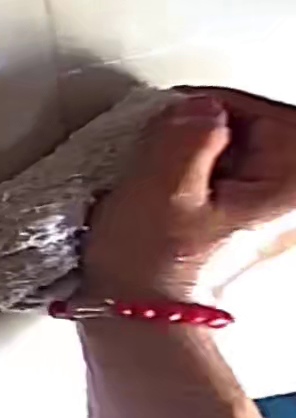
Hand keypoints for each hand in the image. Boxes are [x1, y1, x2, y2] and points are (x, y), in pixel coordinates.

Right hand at [85, 90, 295, 300]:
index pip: (274, 116)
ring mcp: (275, 220)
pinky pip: (229, 187)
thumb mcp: (158, 190)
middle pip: (267, 138)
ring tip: (151, 167)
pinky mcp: (243, 231)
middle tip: (156, 134)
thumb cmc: (153, 262)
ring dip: (198, 155)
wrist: (140, 312)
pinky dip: (193, 179)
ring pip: (245, 162)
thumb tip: (194, 108)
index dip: (215, 105)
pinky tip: (159, 192)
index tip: (168, 106)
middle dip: (209, 129)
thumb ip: (183, 140)